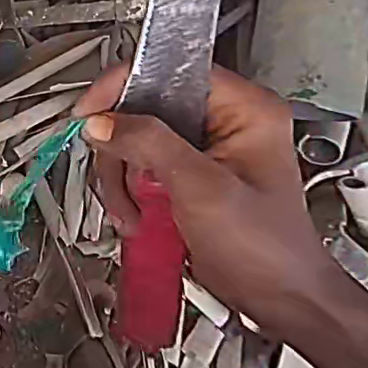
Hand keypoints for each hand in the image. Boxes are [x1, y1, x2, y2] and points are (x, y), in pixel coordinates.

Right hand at [73, 65, 358, 331]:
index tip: (92, 111)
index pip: (171, 69)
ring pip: (131, 139)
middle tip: (118, 177)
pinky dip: (126, 190)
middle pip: (141, 108)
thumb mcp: (204, 189)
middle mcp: (220, 122)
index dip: (125, 86)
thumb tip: (102, 121)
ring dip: (121, 178)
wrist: (276, 298)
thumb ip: (150, 145)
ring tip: (133, 210)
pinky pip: (135, 166)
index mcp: (243, 109)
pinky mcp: (182, 173)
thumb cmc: (266, 248)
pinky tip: (137, 215)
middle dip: (121, 149)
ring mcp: (198, 149)